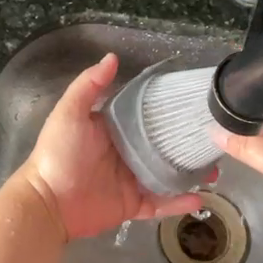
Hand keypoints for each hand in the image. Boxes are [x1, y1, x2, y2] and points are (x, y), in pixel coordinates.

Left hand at [15, 54, 204, 240]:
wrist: (47, 202)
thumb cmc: (58, 153)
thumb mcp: (70, 113)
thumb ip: (89, 85)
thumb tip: (112, 56)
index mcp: (114, 129)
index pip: (147, 117)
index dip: (168, 112)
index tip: (194, 106)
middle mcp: (126, 153)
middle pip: (163, 147)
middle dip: (186, 145)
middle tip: (213, 141)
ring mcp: (131, 180)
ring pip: (167, 175)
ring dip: (189, 174)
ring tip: (214, 170)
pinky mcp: (133, 205)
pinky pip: (161, 204)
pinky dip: (179, 203)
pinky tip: (201, 200)